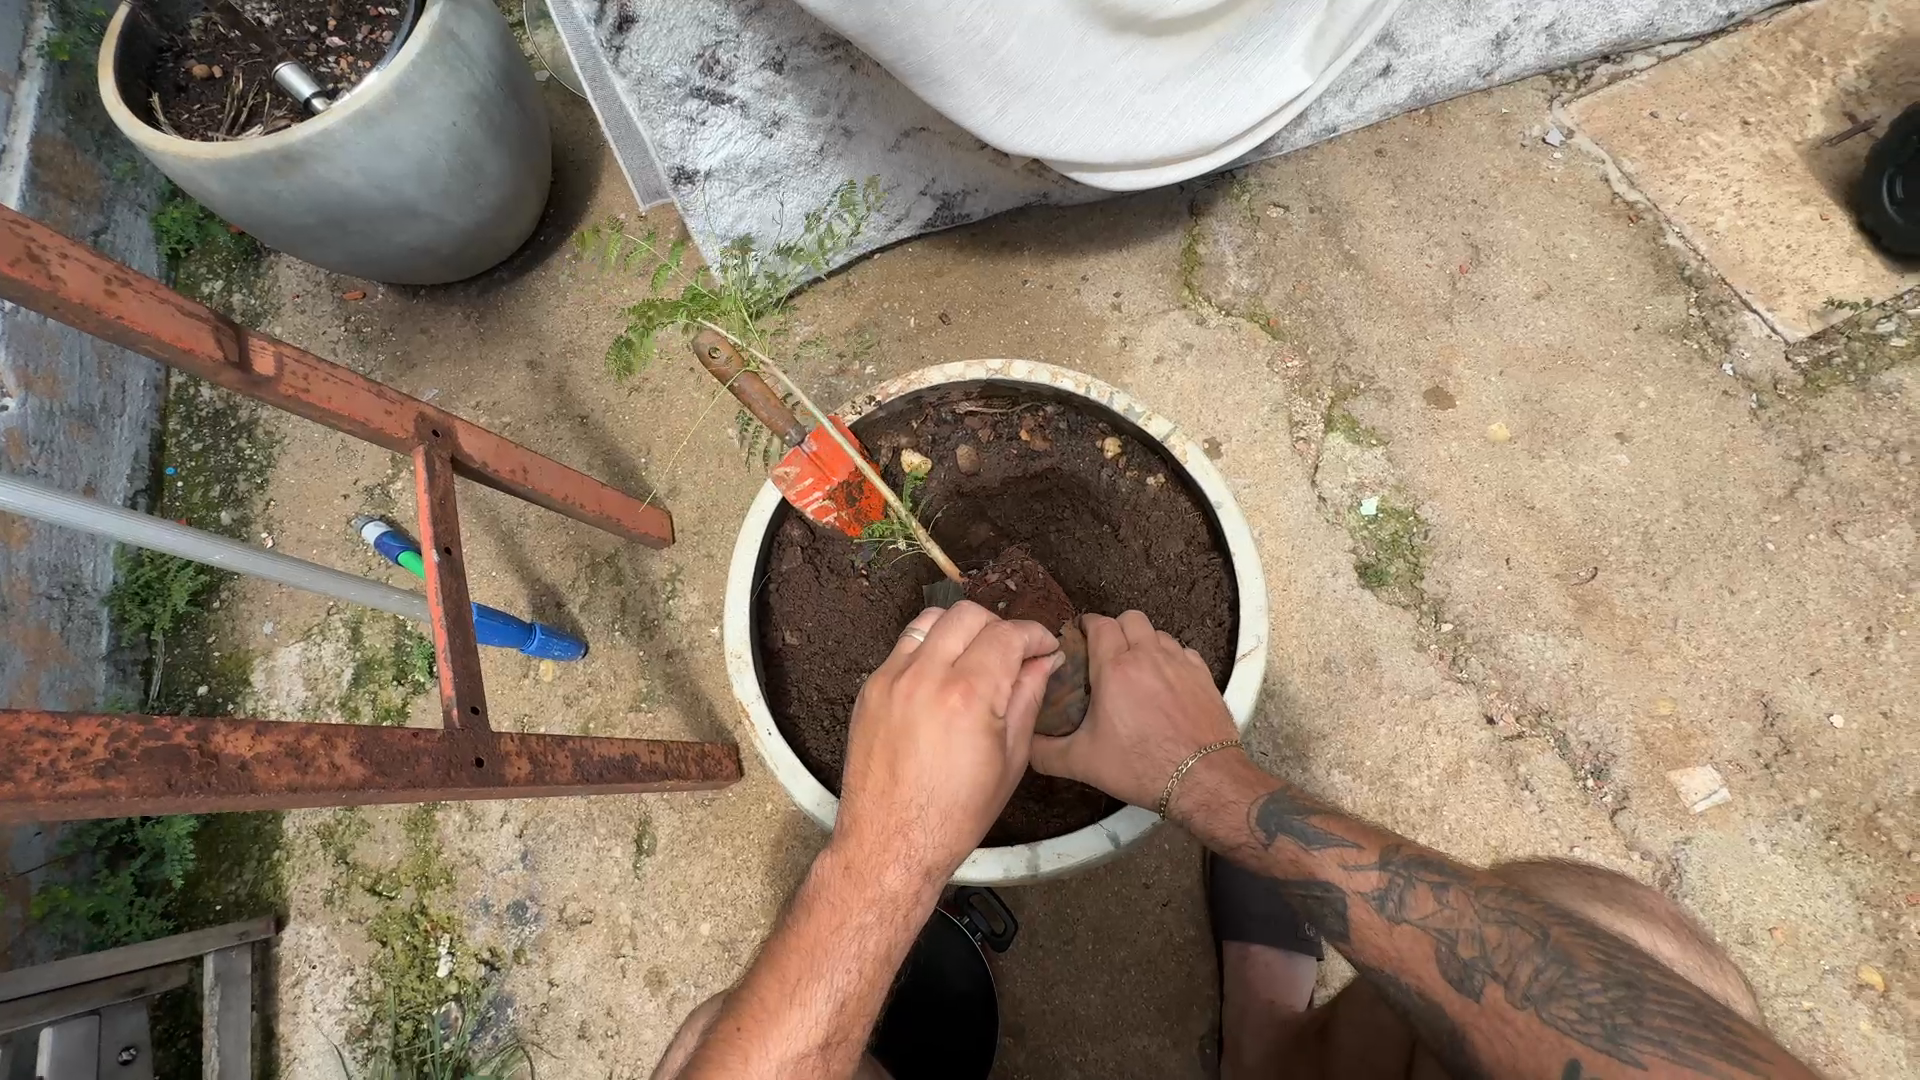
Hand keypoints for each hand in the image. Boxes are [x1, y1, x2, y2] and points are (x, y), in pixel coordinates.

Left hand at [835, 601, 1061, 887]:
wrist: (889, 843)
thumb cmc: (953, 815)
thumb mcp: (1010, 761)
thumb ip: (1027, 699)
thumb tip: (1042, 663)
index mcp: (968, 695)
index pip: (1008, 635)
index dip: (1034, 634)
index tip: (1044, 645)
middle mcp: (926, 675)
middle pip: (968, 614)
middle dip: (998, 626)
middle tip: (1012, 652)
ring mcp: (891, 678)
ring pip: (931, 619)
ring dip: (960, 630)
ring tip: (974, 658)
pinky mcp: (870, 688)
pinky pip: (903, 646)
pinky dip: (929, 649)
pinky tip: (940, 677)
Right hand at [1029, 610, 1240, 809]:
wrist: (1203, 779)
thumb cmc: (1143, 767)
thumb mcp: (1083, 762)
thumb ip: (1045, 752)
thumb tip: (1025, 746)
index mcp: (1114, 669)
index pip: (1099, 624)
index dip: (1087, 624)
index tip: (1080, 634)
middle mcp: (1148, 657)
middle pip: (1130, 618)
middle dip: (1116, 628)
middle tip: (1107, 650)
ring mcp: (1179, 664)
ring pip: (1158, 632)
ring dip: (1144, 641)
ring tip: (1136, 666)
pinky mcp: (1203, 676)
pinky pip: (1183, 651)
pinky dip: (1171, 658)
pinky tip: (1166, 680)